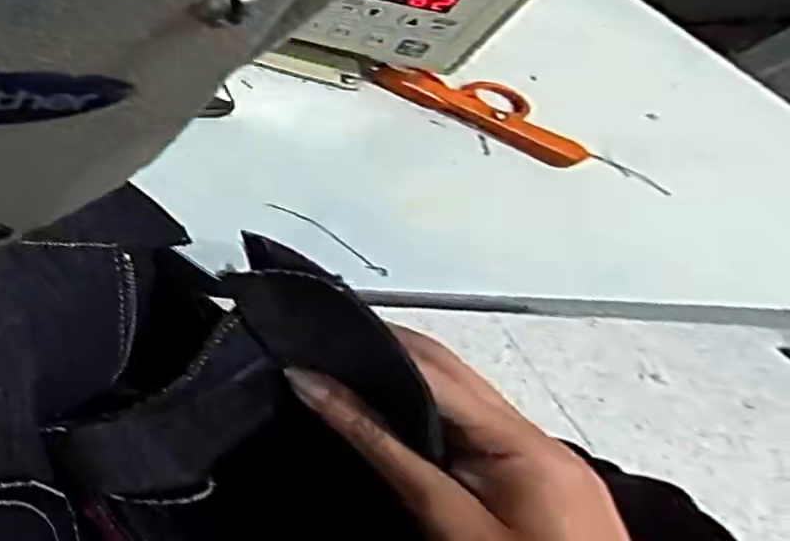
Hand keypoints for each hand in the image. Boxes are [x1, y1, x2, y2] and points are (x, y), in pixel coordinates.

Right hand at [288, 326, 628, 540]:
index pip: (432, 365)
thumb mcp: (444, 517)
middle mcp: (542, 441)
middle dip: (382, 350)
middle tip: (317, 350)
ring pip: (456, 391)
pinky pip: (469, 421)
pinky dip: (424, 408)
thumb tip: (308, 380)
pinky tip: (389, 414)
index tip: (310, 338)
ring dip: (401, 377)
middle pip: (447, 368)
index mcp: (527, 443)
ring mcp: (546, 461)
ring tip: (340, 377)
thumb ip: (376, 442)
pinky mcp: (539, 481)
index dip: (369, 343)